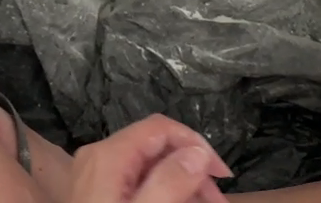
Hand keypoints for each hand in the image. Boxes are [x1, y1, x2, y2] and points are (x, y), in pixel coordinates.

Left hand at [68, 114, 228, 202]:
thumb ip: (170, 183)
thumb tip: (198, 152)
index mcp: (108, 155)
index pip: (158, 128)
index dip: (194, 143)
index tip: (224, 176)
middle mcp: (99, 156)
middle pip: (155, 147)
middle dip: (191, 170)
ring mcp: (96, 175)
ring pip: (148, 166)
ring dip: (180, 184)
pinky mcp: (99, 193)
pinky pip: (136, 182)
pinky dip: (162, 194)